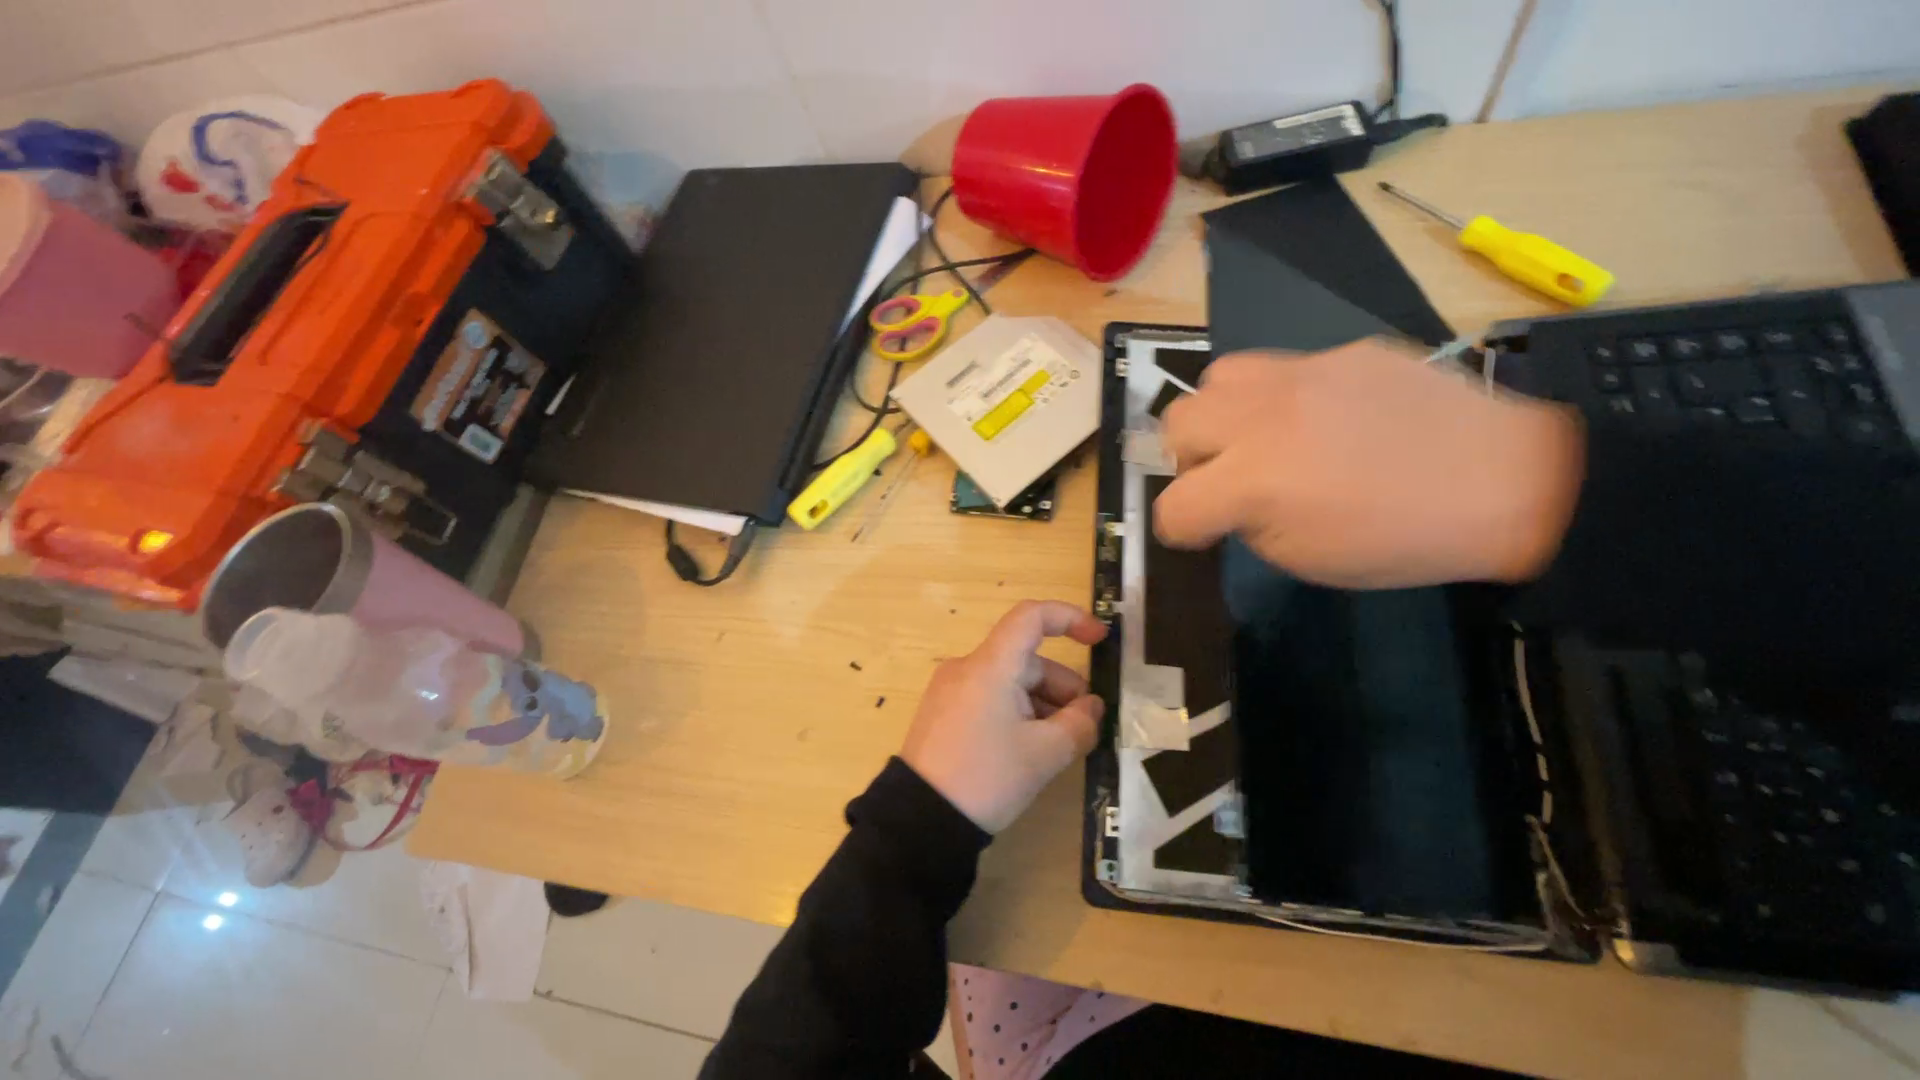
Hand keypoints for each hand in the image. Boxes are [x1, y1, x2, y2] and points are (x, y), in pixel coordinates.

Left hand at [899, 601, 1108, 833]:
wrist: (921, 819)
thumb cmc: (987, 778)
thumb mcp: (1045, 755)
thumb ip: (1079, 724)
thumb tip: (1091, 708)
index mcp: (990, 666)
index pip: (1032, 616)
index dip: (1070, 618)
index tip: (1099, 640)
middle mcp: (967, 668)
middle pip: (1027, 660)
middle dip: (1063, 687)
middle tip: (1084, 726)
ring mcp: (952, 691)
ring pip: (1011, 682)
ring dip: (1043, 705)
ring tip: (1060, 746)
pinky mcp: (944, 713)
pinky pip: (991, 698)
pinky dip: (1018, 713)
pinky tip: (1030, 749)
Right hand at [1154, 340, 1584, 588]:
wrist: (1506, 480)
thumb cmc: (1405, 540)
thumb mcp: (1309, 559)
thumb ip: (1249, 524)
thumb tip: (1232, 501)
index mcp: (1253, 482)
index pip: (1174, 506)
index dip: (1182, 529)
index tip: (1204, 533)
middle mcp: (1262, 417)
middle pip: (1176, 425)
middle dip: (1190, 460)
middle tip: (1229, 478)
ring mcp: (1301, 374)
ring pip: (1216, 378)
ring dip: (1224, 414)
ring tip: (1262, 435)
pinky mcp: (1342, 353)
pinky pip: (1285, 366)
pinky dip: (1283, 397)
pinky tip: (1328, 418)